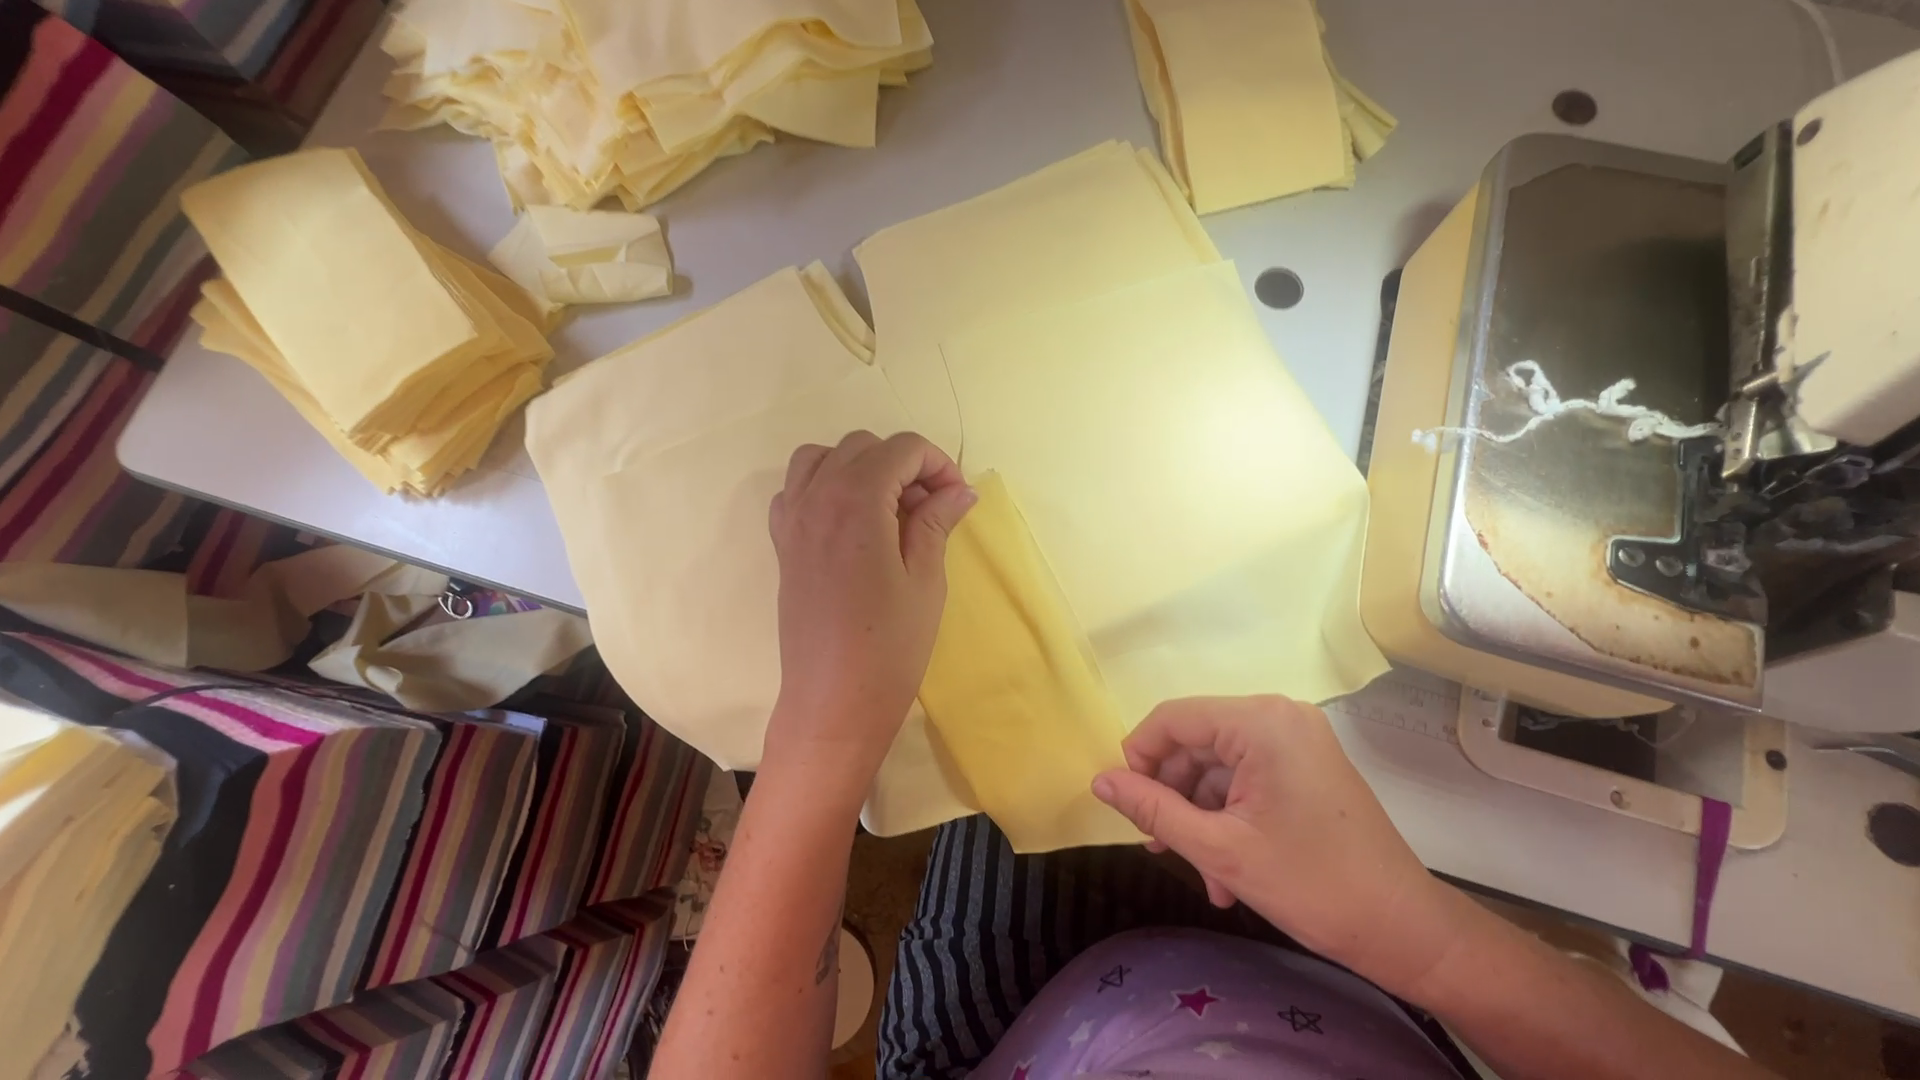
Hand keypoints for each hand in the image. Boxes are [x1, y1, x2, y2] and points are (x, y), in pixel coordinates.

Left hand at [765, 431, 976, 778]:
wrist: (833, 702)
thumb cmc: (889, 647)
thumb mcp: (926, 581)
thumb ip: (937, 523)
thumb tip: (959, 490)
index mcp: (856, 502)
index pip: (901, 449)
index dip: (937, 464)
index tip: (957, 498)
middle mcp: (816, 499)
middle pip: (862, 447)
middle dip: (903, 464)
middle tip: (931, 507)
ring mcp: (792, 521)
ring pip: (821, 458)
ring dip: (859, 467)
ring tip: (888, 507)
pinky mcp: (783, 545)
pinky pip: (795, 491)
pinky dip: (823, 488)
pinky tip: (850, 523)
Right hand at [1092, 696, 1451, 991]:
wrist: (1403, 929)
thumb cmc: (1311, 884)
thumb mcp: (1218, 849)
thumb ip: (1152, 809)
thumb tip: (1098, 781)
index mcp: (1260, 722)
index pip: (1173, 718)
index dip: (1139, 757)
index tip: (1127, 807)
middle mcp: (1280, 716)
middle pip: (1195, 742)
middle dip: (1173, 795)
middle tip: (1161, 848)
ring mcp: (1297, 739)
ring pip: (1217, 765)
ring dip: (1199, 816)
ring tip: (1202, 874)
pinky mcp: (1306, 764)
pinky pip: (1246, 777)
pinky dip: (1227, 816)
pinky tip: (1225, 871)